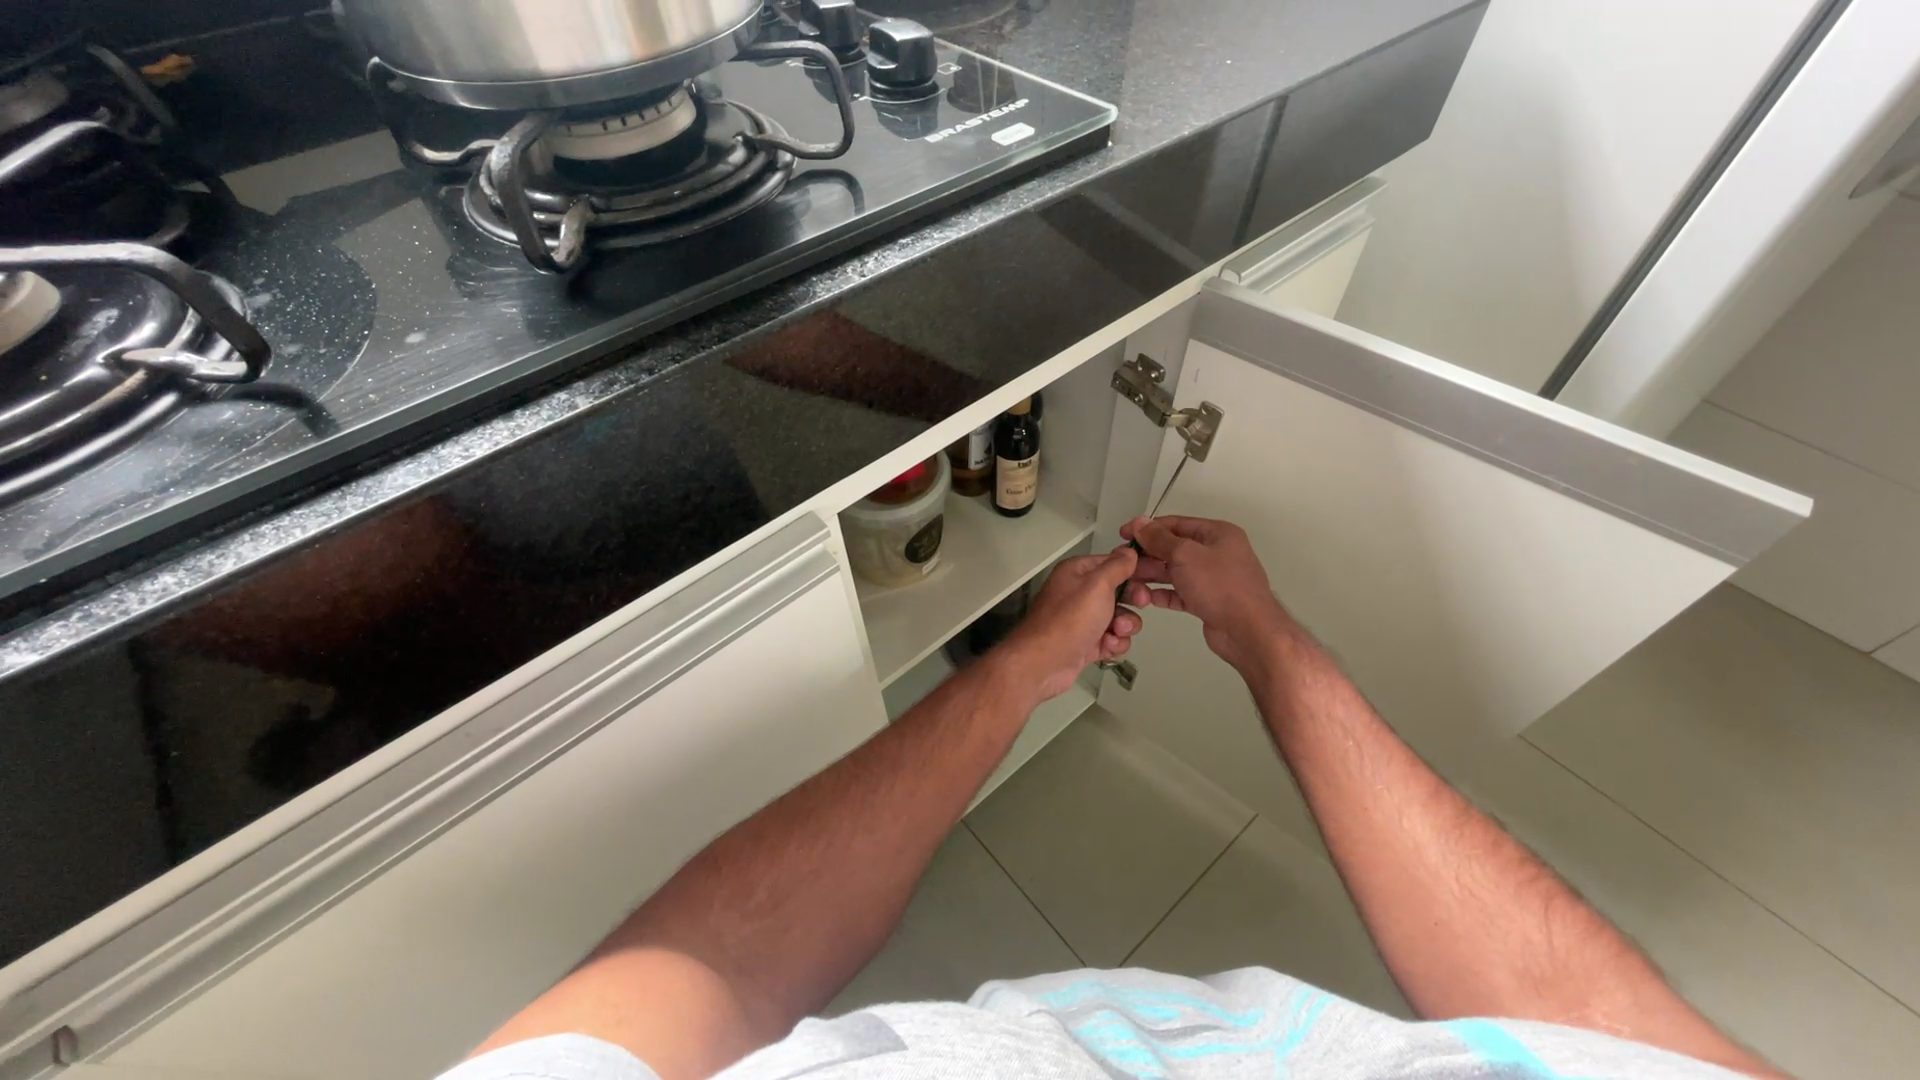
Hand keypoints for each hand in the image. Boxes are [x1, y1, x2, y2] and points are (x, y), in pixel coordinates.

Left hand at [999, 546, 1143, 702]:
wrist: (1044, 662)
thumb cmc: (1071, 618)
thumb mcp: (1097, 585)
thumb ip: (1117, 567)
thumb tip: (1129, 551)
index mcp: (1078, 572)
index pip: (1114, 562)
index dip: (1136, 568)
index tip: (1159, 574)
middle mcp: (1080, 592)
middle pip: (1120, 590)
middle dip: (1133, 599)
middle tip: (1142, 603)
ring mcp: (1084, 619)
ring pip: (1120, 617)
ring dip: (1124, 625)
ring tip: (1115, 632)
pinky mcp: (1088, 643)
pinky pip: (1113, 638)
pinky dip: (1114, 643)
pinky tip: (1106, 647)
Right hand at [1119, 515, 1294, 675]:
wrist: (1248, 630)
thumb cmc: (1219, 585)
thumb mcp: (1185, 555)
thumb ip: (1159, 539)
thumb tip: (1139, 522)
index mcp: (1217, 534)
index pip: (1175, 524)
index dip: (1147, 528)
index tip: (1122, 536)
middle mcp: (1216, 552)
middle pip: (1173, 548)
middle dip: (1147, 556)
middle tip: (1123, 565)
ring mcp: (1213, 578)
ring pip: (1175, 572)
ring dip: (1152, 576)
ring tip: (1129, 583)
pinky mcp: (1207, 601)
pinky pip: (1180, 593)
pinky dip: (1163, 594)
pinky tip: (1146, 599)